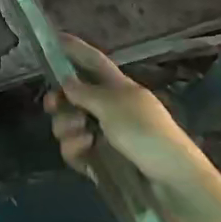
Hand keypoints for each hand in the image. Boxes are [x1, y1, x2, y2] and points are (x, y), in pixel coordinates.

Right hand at [44, 35, 213, 193]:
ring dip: (67, 127)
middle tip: (52, 105)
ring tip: (82, 135)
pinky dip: (74, 151)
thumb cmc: (146, 133)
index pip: (93, 62)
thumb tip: (66, 80)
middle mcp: (109, 107)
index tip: (54, 39)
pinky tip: (85, 153)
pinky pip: (75, 151)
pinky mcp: (100, 162)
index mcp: (118, 87)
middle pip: (74, 96)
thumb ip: (87, 93)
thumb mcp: (115, 106)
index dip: (76, 50)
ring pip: (70, 124)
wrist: (168, 182)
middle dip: (60, 99)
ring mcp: (103, 136)